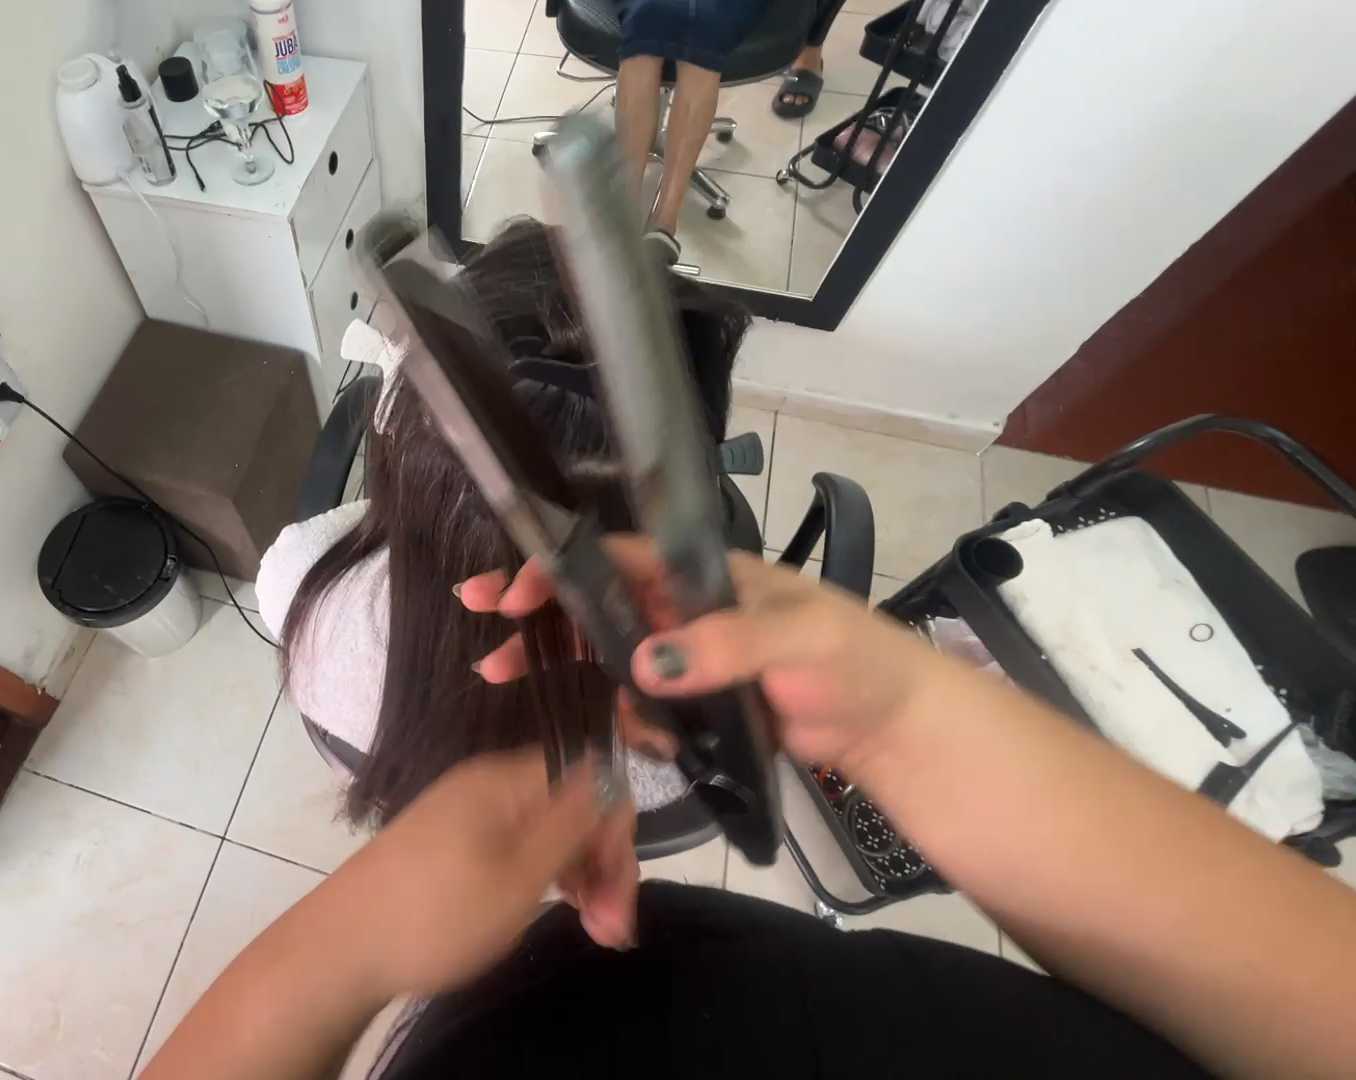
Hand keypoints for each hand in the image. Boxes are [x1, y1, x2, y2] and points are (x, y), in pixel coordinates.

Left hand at [320, 747, 633, 998]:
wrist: (344, 946)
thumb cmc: (438, 911)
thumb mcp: (518, 873)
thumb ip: (571, 820)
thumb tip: (611, 764)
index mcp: (507, 779)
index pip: (590, 774)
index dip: (616, 826)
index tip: (619, 885)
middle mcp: (492, 785)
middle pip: (573, 804)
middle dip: (603, 860)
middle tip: (613, 929)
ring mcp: (473, 812)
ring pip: (549, 830)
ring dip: (582, 875)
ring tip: (596, 932)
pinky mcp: (460, 841)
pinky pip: (521, 845)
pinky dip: (547, 877)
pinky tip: (561, 911)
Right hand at [458, 538, 942, 771]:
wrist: (886, 727)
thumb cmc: (851, 660)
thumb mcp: (798, 639)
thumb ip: (728, 645)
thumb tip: (648, 666)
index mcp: (695, 576)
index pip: (615, 557)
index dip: (560, 568)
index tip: (515, 592)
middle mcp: (675, 610)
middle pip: (589, 601)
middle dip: (532, 607)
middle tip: (480, 612)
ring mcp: (676, 657)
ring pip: (597, 653)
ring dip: (550, 661)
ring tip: (498, 674)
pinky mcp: (683, 702)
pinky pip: (628, 704)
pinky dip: (611, 716)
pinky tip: (611, 729)